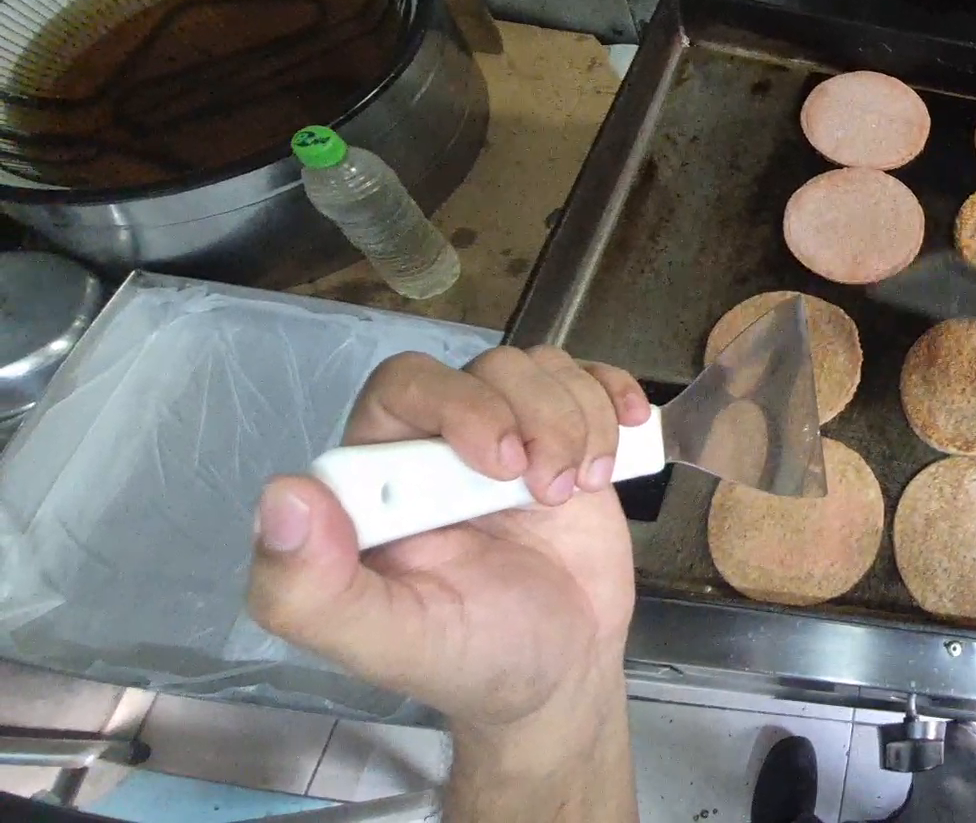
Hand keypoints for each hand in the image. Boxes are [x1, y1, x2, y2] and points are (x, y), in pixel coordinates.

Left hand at [247, 345, 647, 737]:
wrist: (565, 667)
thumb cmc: (473, 657)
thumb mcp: (388, 641)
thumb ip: (311, 588)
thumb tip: (282, 494)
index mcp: (387, 478)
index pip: (408, 386)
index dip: (462, 405)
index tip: (506, 466)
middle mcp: (450, 443)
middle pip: (495, 368)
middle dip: (543, 418)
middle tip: (556, 493)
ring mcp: (522, 435)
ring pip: (549, 368)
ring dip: (586, 418)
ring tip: (589, 483)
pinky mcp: (578, 437)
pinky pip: (596, 379)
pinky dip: (621, 393)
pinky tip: (632, 430)